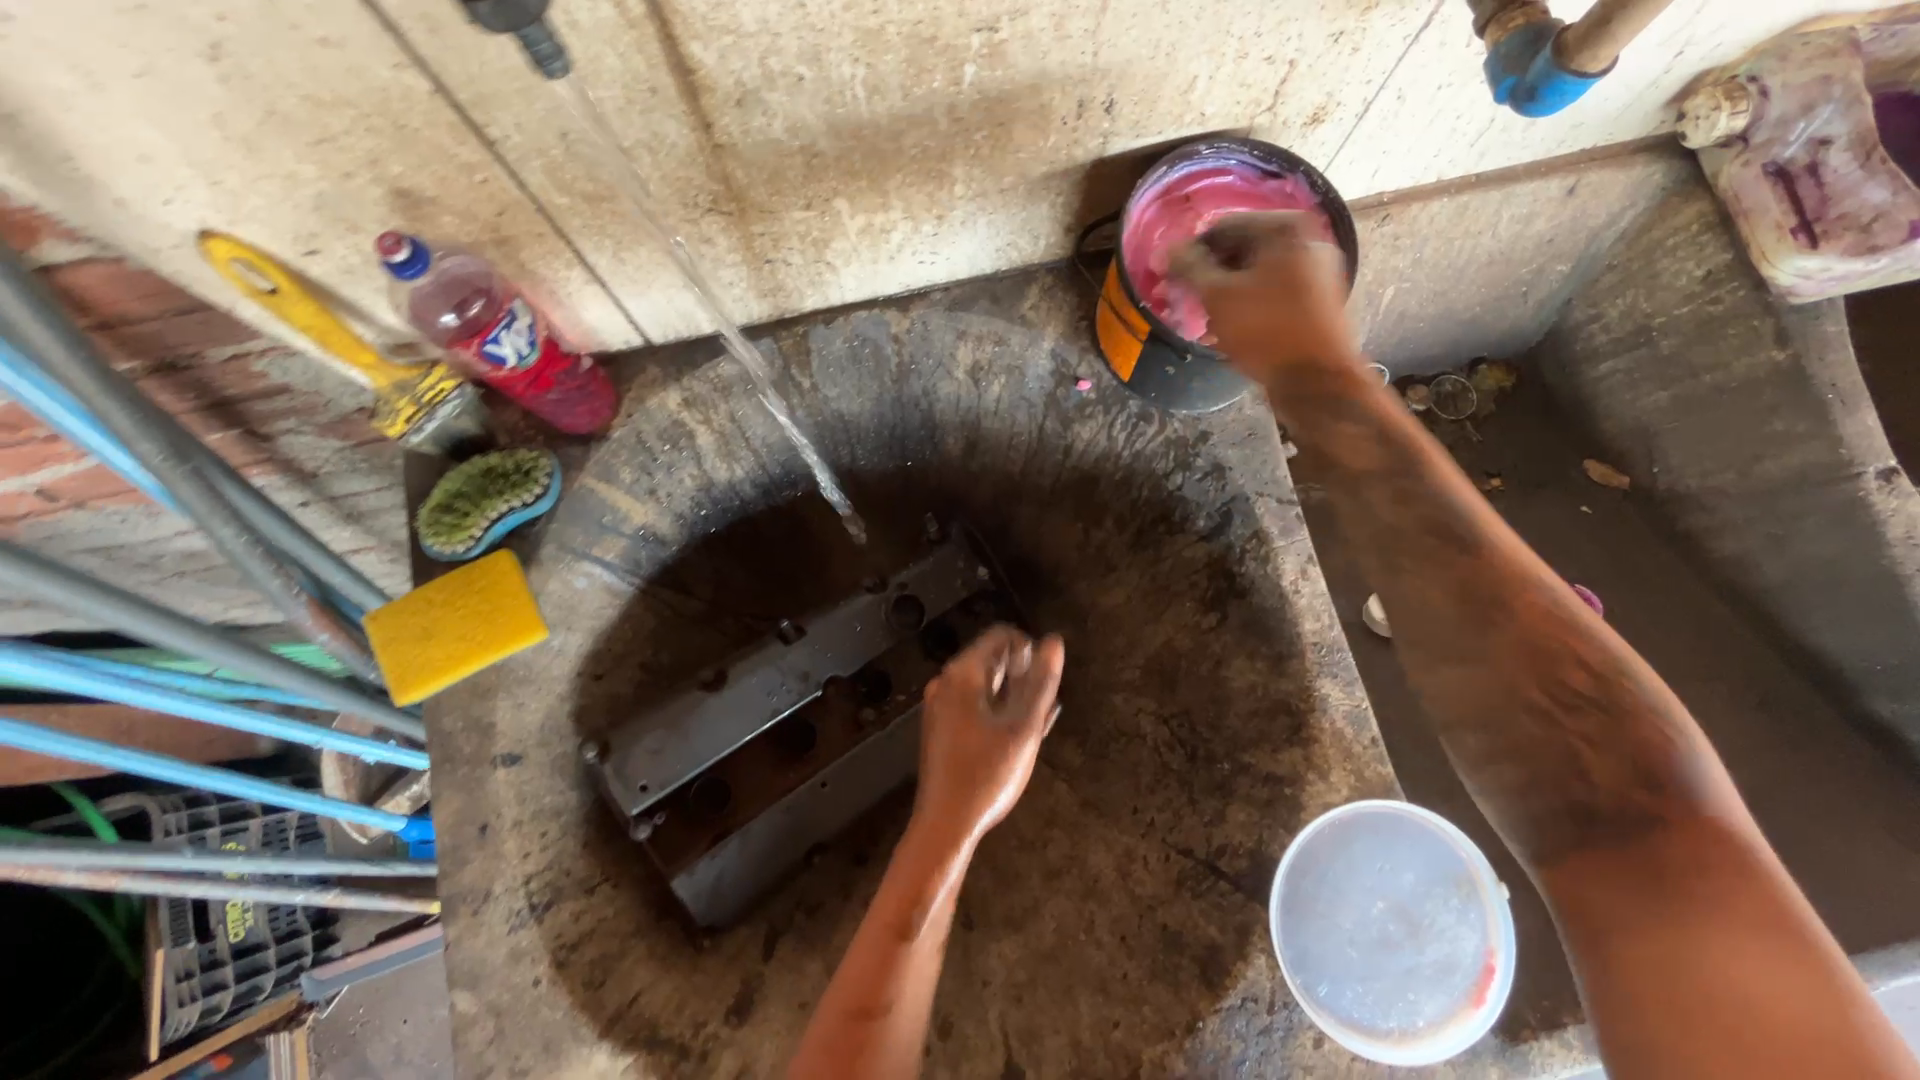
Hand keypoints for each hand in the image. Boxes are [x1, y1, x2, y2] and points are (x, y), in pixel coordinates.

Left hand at [911, 624, 1064, 852]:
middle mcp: (946, 682)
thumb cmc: (988, 773)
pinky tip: (1015, 738)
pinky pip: (975, 705)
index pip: (1002, 636)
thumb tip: (1054, 642)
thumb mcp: (1023, 727)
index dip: (1030, 650)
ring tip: (1033, 726)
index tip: (1045, 681)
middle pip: (992, 660)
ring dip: (1013, 697)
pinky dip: (997, 712)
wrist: (945, 822)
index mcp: (963, 674)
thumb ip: (1041, 682)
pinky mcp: (940, 728)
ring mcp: (940, 706)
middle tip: (1042, 708)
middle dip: (1022, 676)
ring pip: (985, 686)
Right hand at [1166, 210, 1360, 382]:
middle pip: (1242, 249)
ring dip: (1226, 291)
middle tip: (1184, 298)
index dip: (1191, 252)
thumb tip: (1166, 251)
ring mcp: (1316, 269)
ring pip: (1256, 272)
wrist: (1316, 379)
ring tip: (1204, 317)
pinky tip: (1229, 326)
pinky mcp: (1317, 298)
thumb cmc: (1265, 330)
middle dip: (1209, 274)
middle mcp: (1307, 239)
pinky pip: (1273, 290)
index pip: (1222, 227)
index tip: (1171, 278)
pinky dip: (1248, 302)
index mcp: (1285, 228)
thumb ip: (1188, 267)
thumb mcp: (1217, 295)